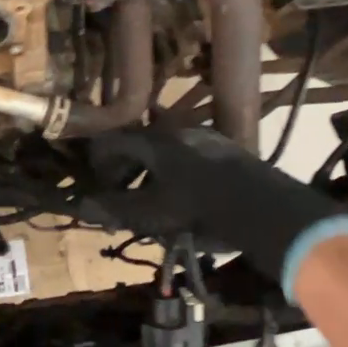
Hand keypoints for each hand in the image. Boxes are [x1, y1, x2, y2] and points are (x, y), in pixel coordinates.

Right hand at [90, 126, 347, 299]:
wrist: (266, 210)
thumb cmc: (200, 210)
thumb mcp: (152, 215)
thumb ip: (116, 209)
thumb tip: (82, 206)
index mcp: (157, 141)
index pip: (115, 139)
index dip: (100, 159)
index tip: (97, 180)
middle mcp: (181, 131)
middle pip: (143, 141)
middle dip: (126, 165)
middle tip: (121, 189)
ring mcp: (209, 138)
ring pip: (169, 149)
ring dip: (153, 169)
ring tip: (152, 196)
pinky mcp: (230, 152)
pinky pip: (191, 156)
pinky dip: (177, 171)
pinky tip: (185, 195)